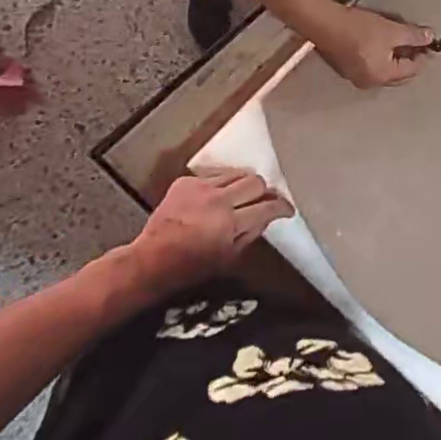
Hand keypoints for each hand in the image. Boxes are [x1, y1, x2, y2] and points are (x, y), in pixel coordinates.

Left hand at [125, 169, 293, 296]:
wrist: (152, 259)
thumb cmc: (192, 266)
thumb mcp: (229, 257)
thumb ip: (251, 233)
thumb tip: (266, 216)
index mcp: (230, 223)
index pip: (266, 207)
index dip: (282, 207)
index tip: (287, 209)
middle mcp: (217, 199)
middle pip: (254, 181)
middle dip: (264, 191)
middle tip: (263, 201)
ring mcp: (200, 187)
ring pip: (236, 173)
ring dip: (243, 184)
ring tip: (241, 196)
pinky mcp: (186, 181)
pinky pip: (214, 175)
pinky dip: (221, 184)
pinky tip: (217, 196)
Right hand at [312, 5, 437, 88]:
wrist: (324, 23)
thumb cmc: (357, 28)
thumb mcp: (391, 30)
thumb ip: (413, 36)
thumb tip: (430, 38)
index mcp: (383, 76)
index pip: (412, 70)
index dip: (423, 55)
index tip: (428, 43)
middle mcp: (370, 82)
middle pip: (398, 75)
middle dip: (409, 60)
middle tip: (416, 44)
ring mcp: (355, 76)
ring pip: (383, 71)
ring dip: (393, 59)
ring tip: (398, 42)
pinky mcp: (345, 67)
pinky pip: (370, 66)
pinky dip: (379, 57)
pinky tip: (378, 43)